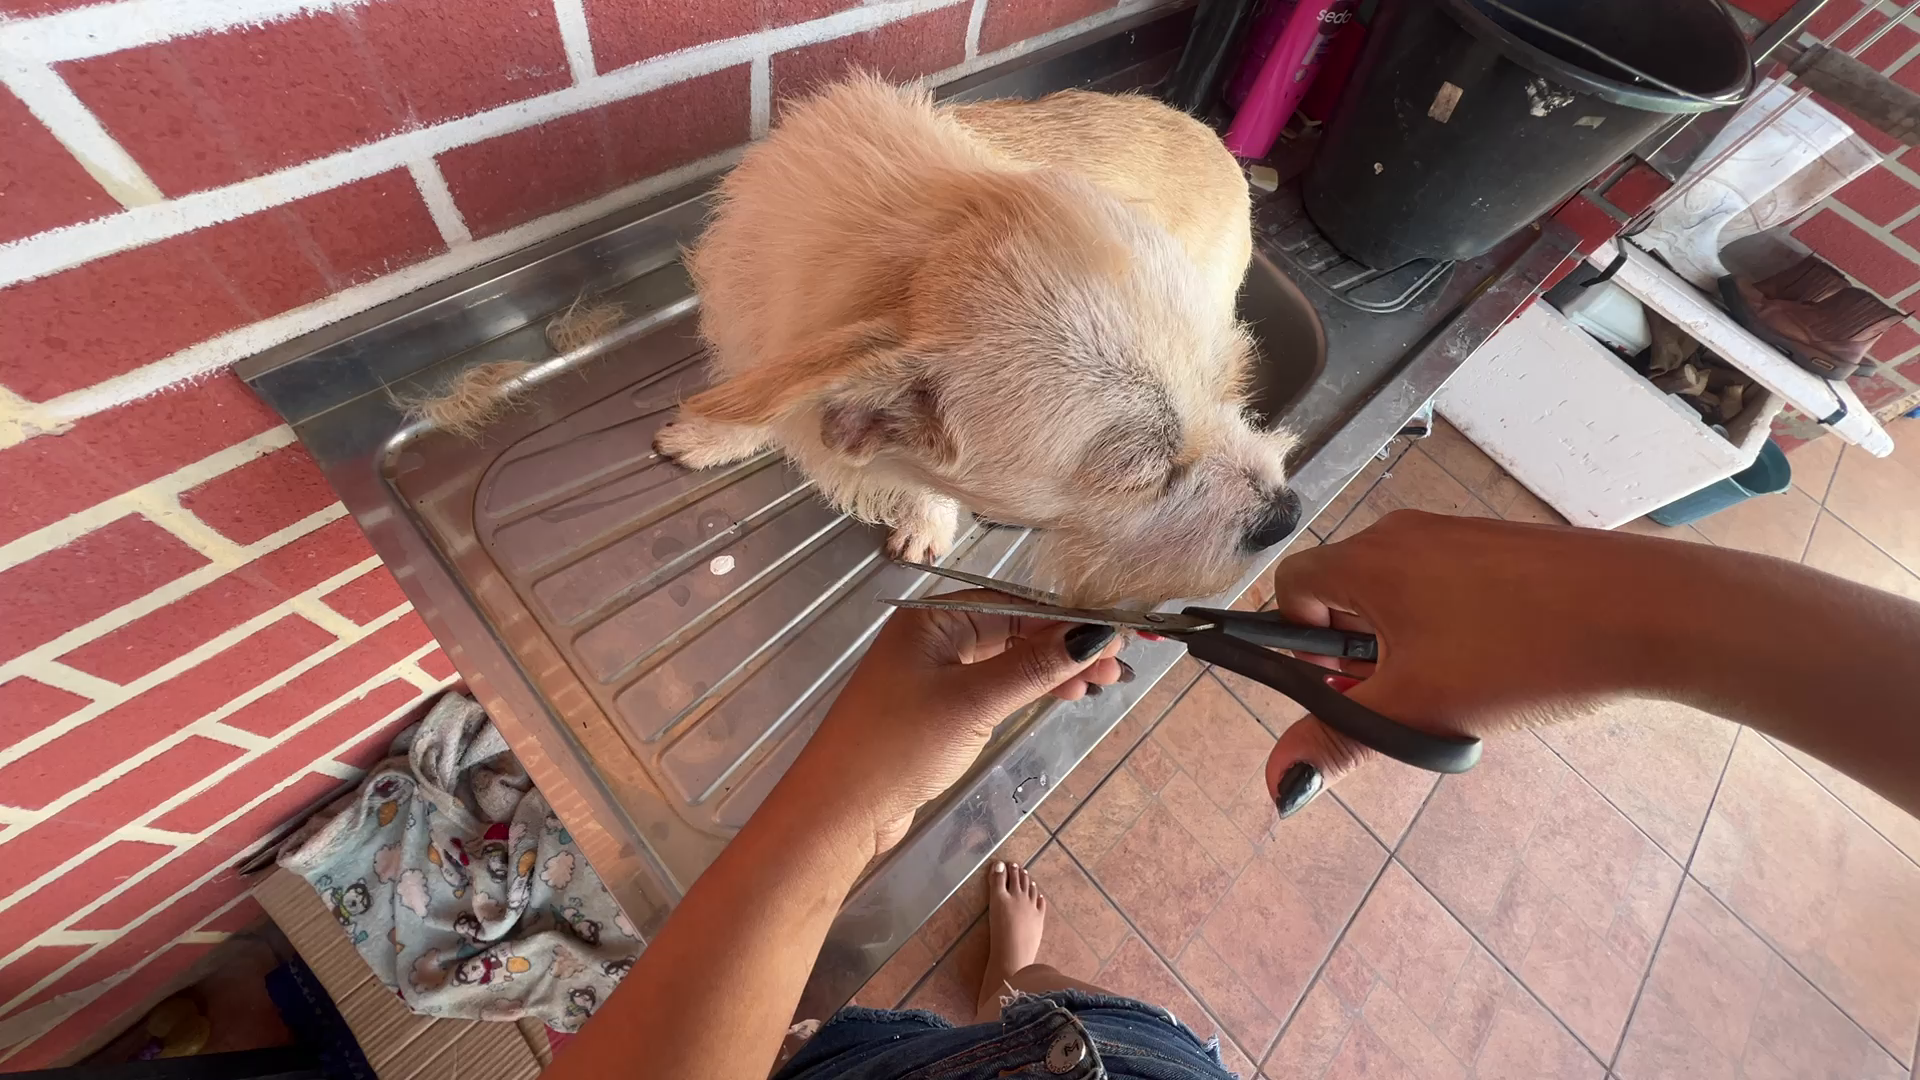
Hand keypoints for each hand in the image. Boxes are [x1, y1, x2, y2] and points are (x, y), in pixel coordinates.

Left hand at [787, 589, 1127, 852]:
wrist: (838, 811)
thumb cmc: (900, 746)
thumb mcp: (973, 703)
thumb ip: (1034, 666)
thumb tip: (1094, 633)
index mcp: (932, 616)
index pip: (1013, 604)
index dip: (1066, 618)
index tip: (1116, 634)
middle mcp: (933, 634)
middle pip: (1012, 629)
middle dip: (1064, 645)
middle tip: (1116, 666)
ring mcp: (934, 670)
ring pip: (1005, 657)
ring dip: (1050, 668)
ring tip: (1100, 684)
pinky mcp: (937, 704)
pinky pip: (992, 683)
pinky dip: (1025, 688)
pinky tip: (1059, 694)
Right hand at [1262, 510, 1690, 815]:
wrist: (1661, 611)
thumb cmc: (1521, 656)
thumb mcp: (1419, 709)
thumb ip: (1339, 743)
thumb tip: (1280, 788)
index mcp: (1364, 561)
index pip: (1289, 586)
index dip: (1298, 636)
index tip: (1343, 676)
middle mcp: (1395, 533)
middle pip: (1338, 588)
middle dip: (1351, 643)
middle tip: (1401, 687)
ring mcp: (1447, 530)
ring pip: (1388, 586)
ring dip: (1395, 633)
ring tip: (1452, 676)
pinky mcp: (1492, 538)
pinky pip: (1434, 576)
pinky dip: (1438, 614)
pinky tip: (1493, 651)